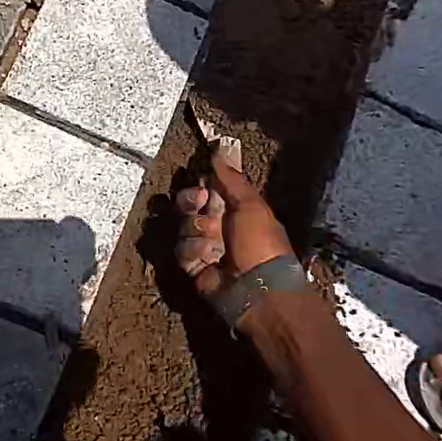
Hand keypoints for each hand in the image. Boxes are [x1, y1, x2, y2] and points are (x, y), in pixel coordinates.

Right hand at [173, 138, 295, 300]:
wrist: (256, 288)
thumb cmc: (260, 244)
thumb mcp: (252, 206)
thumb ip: (232, 179)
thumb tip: (218, 152)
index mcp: (233, 209)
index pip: (206, 189)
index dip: (200, 186)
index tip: (204, 189)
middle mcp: (216, 224)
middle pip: (187, 204)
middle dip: (190, 203)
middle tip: (199, 204)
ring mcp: (203, 245)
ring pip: (183, 226)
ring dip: (197, 232)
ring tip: (214, 244)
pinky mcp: (192, 264)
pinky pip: (181, 250)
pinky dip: (194, 252)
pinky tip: (208, 259)